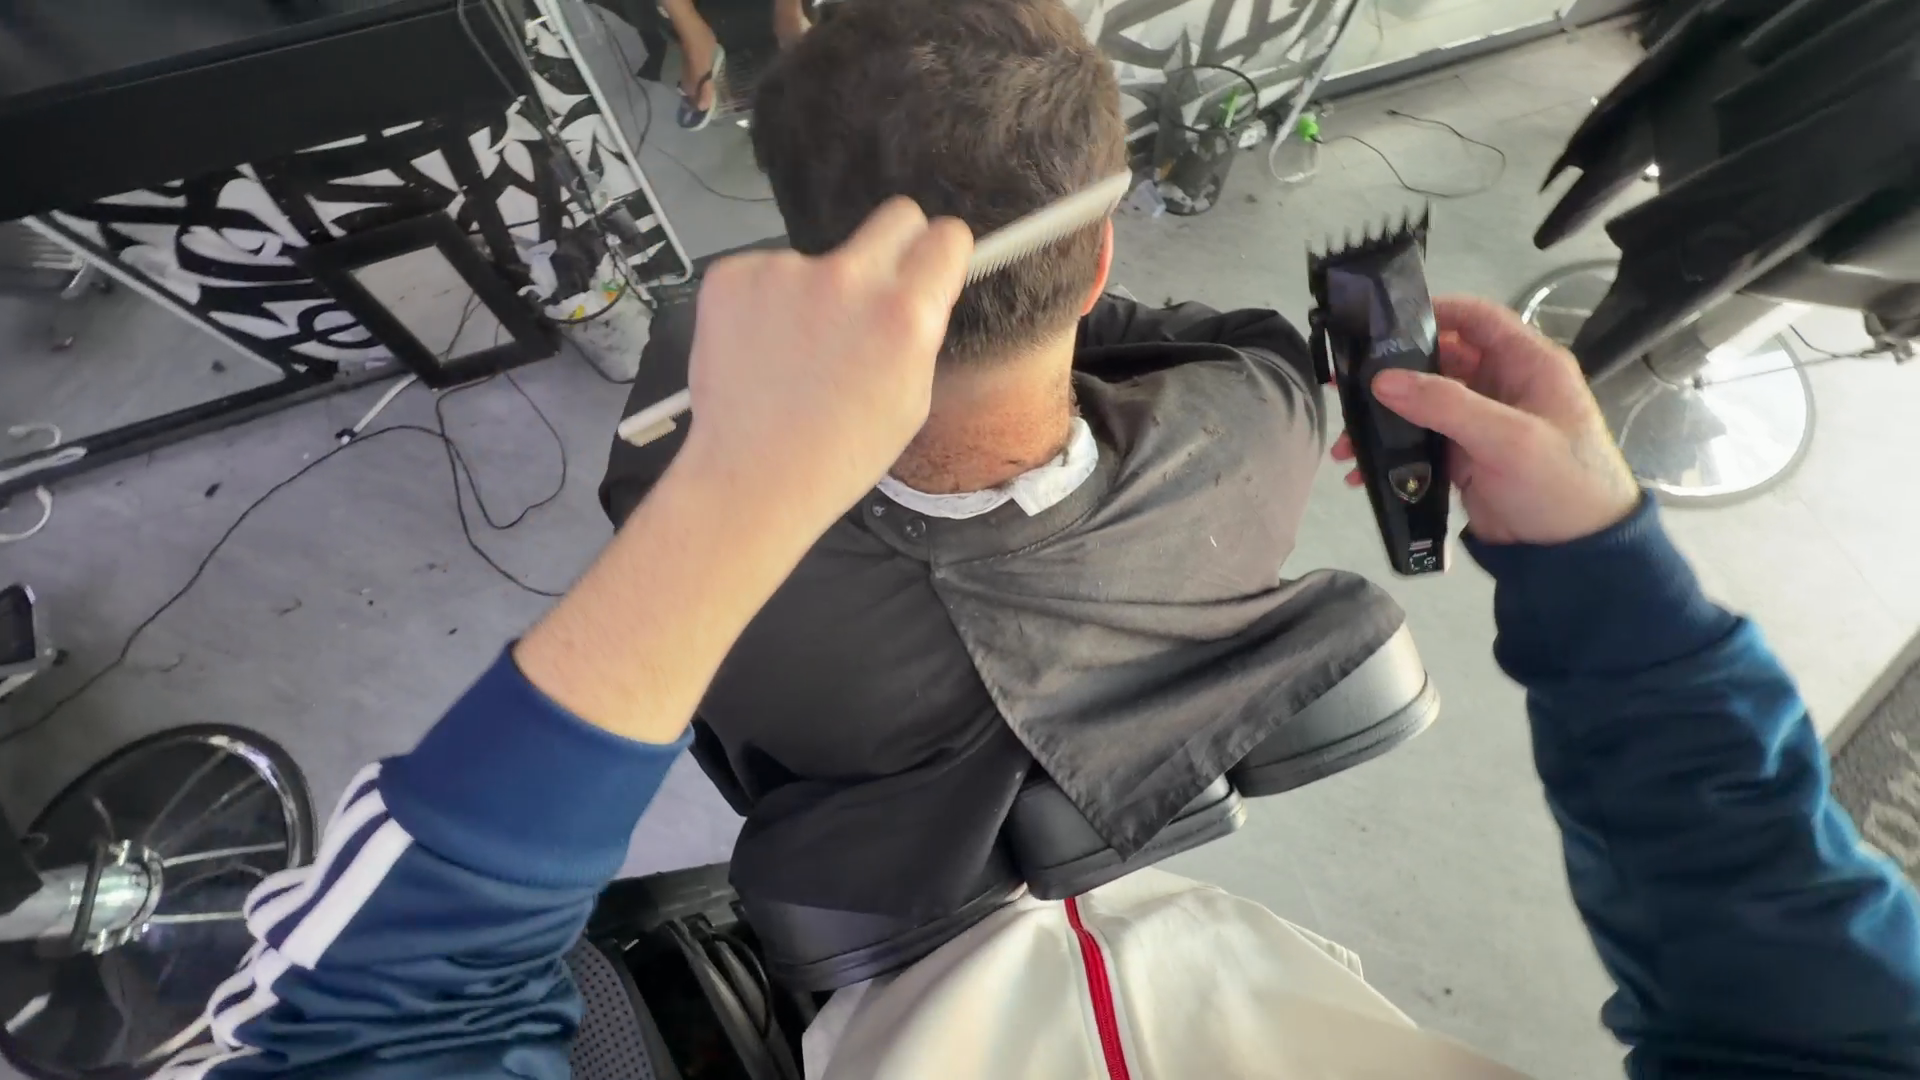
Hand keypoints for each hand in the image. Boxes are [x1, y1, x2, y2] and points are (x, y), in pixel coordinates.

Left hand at [677, 198, 972, 525]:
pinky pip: (768, 272)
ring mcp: (783, 271)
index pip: (946, 235)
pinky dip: (769, 303)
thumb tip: (920, 290)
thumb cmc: (840, 455)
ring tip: (798, 354)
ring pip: (822, 258)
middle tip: (874, 296)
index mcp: (904, 316)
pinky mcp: (732, 275)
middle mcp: (847, 280)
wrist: (754, 477)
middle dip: (897, 248)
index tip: (934, 264)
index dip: (943, 252)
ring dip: (819, 292)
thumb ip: (920, 334)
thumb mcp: (911, 401)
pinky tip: (763, 350)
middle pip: (895, 216)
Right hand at [1332, 294, 1638, 544]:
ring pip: (1419, 405)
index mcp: (1527, 365)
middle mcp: (1500, 386)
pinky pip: (1415, 442)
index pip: (1477, 319)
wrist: (1571, 551)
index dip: (1433, 311)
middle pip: (1436, 362)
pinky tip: (1360, 471)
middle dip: (1389, 374)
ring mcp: (1478, 422)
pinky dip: (1387, 454)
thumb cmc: (1559, 483)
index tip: (1381, 323)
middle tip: (1342, 388)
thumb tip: (1380, 380)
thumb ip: (1445, 405)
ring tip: (1345, 444)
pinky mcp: (1461, 455)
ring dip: (1381, 421)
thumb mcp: (1507, 438)